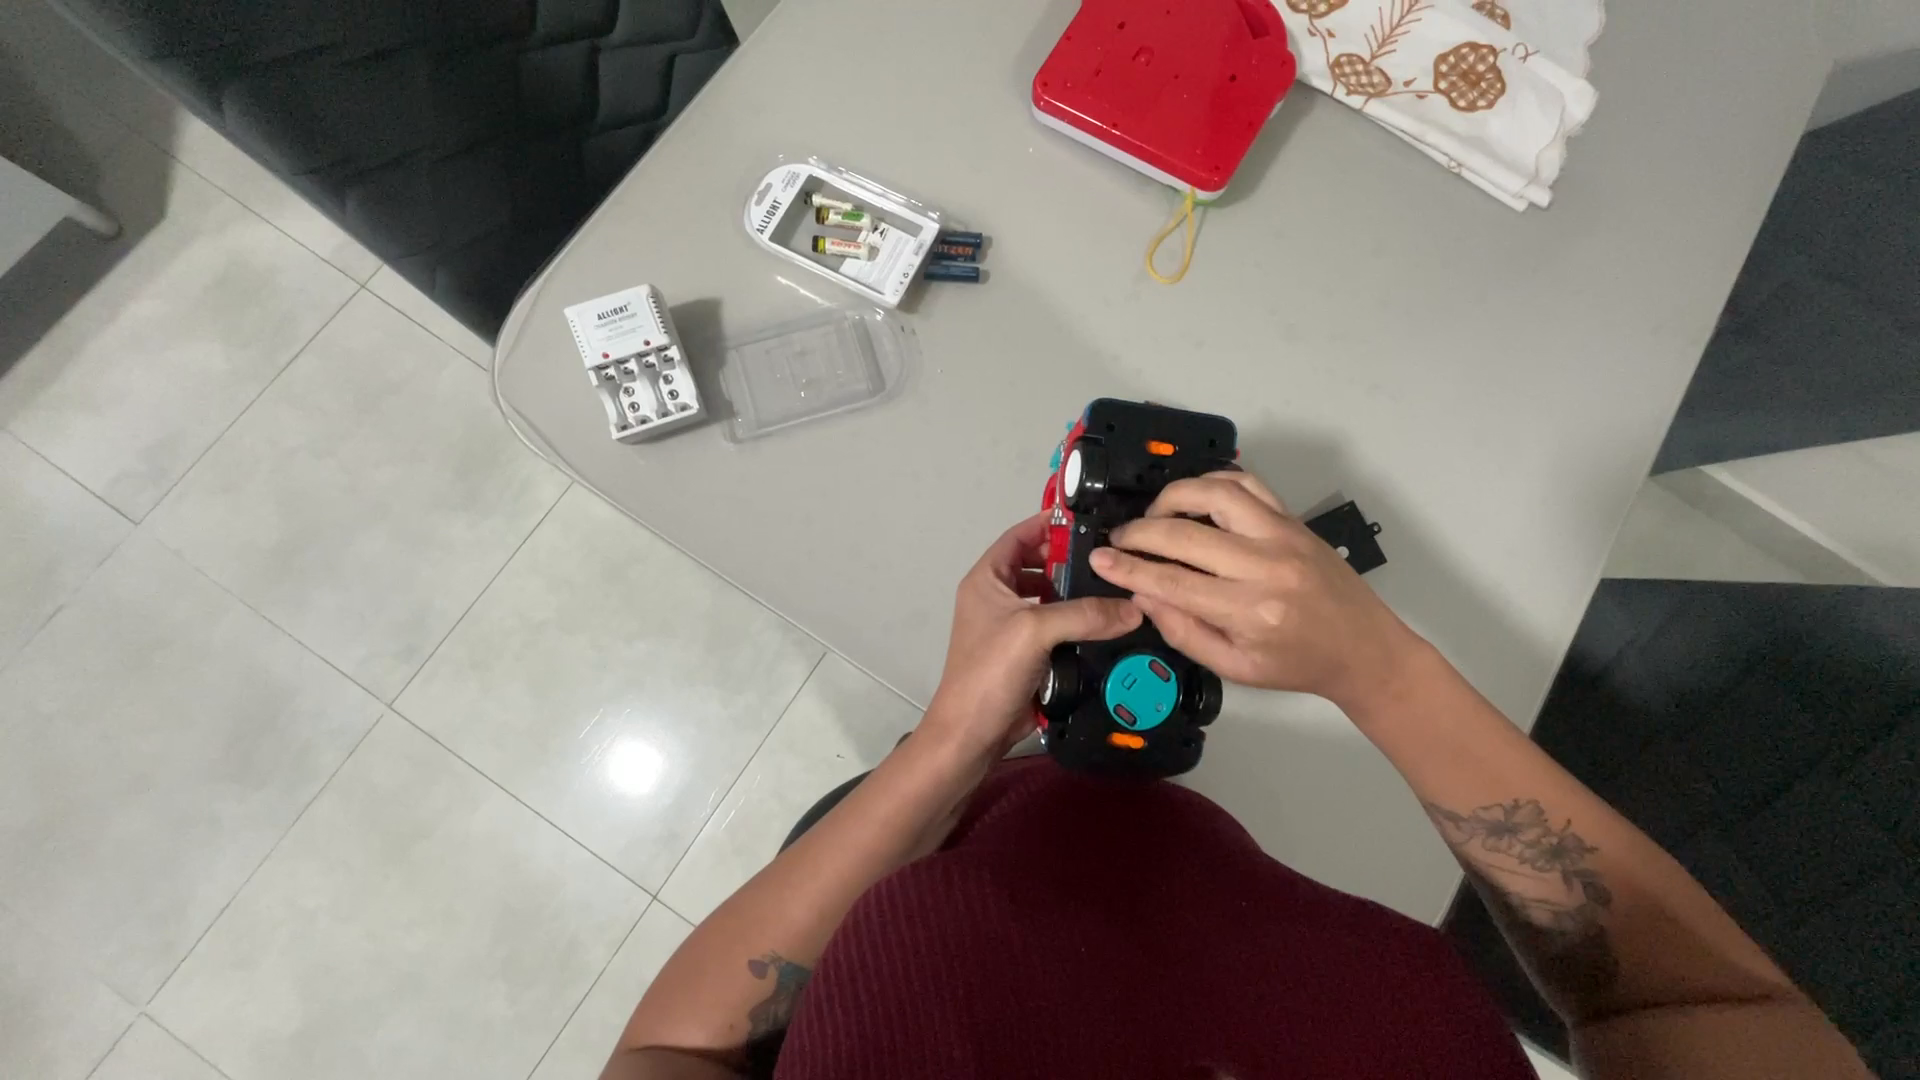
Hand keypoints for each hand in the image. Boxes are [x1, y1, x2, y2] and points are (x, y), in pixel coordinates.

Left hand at [922, 513, 1141, 757]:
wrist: (972, 734)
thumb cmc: (990, 671)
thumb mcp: (1036, 631)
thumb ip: (1085, 615)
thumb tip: (1135, 609)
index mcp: (987, 579)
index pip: (1019, 536)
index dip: (1049, 524)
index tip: (1089, 520)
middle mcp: (996, 598)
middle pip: (1037, 566)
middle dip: (1070, 561)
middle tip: (1111, 559)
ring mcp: (1011, 628)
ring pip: (1049, 599)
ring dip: (1076, 595)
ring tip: (1114, 590)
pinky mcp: (1026, 655)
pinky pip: (1056, 630)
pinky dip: (1077, 625)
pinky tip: (1106, 627)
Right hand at [1088, 471, 1424, 711]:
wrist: (1363, 649)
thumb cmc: (1296, 665)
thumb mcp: (1233, 667)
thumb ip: (1183, 632)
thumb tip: (1142, 595)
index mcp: (1249, 611)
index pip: (1171, 581)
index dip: (1127, 568)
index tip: (1099, 559)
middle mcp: (1265, 566)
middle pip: (1183, 533)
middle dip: (1138, 533)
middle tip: (1118, 540)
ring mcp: (1282, 534)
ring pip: (1214, 492)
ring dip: (1172, 497)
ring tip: (1154, 516)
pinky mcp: (1292, 519)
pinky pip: (1247, 483)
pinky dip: (1212, 482)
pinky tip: (1193, 500)